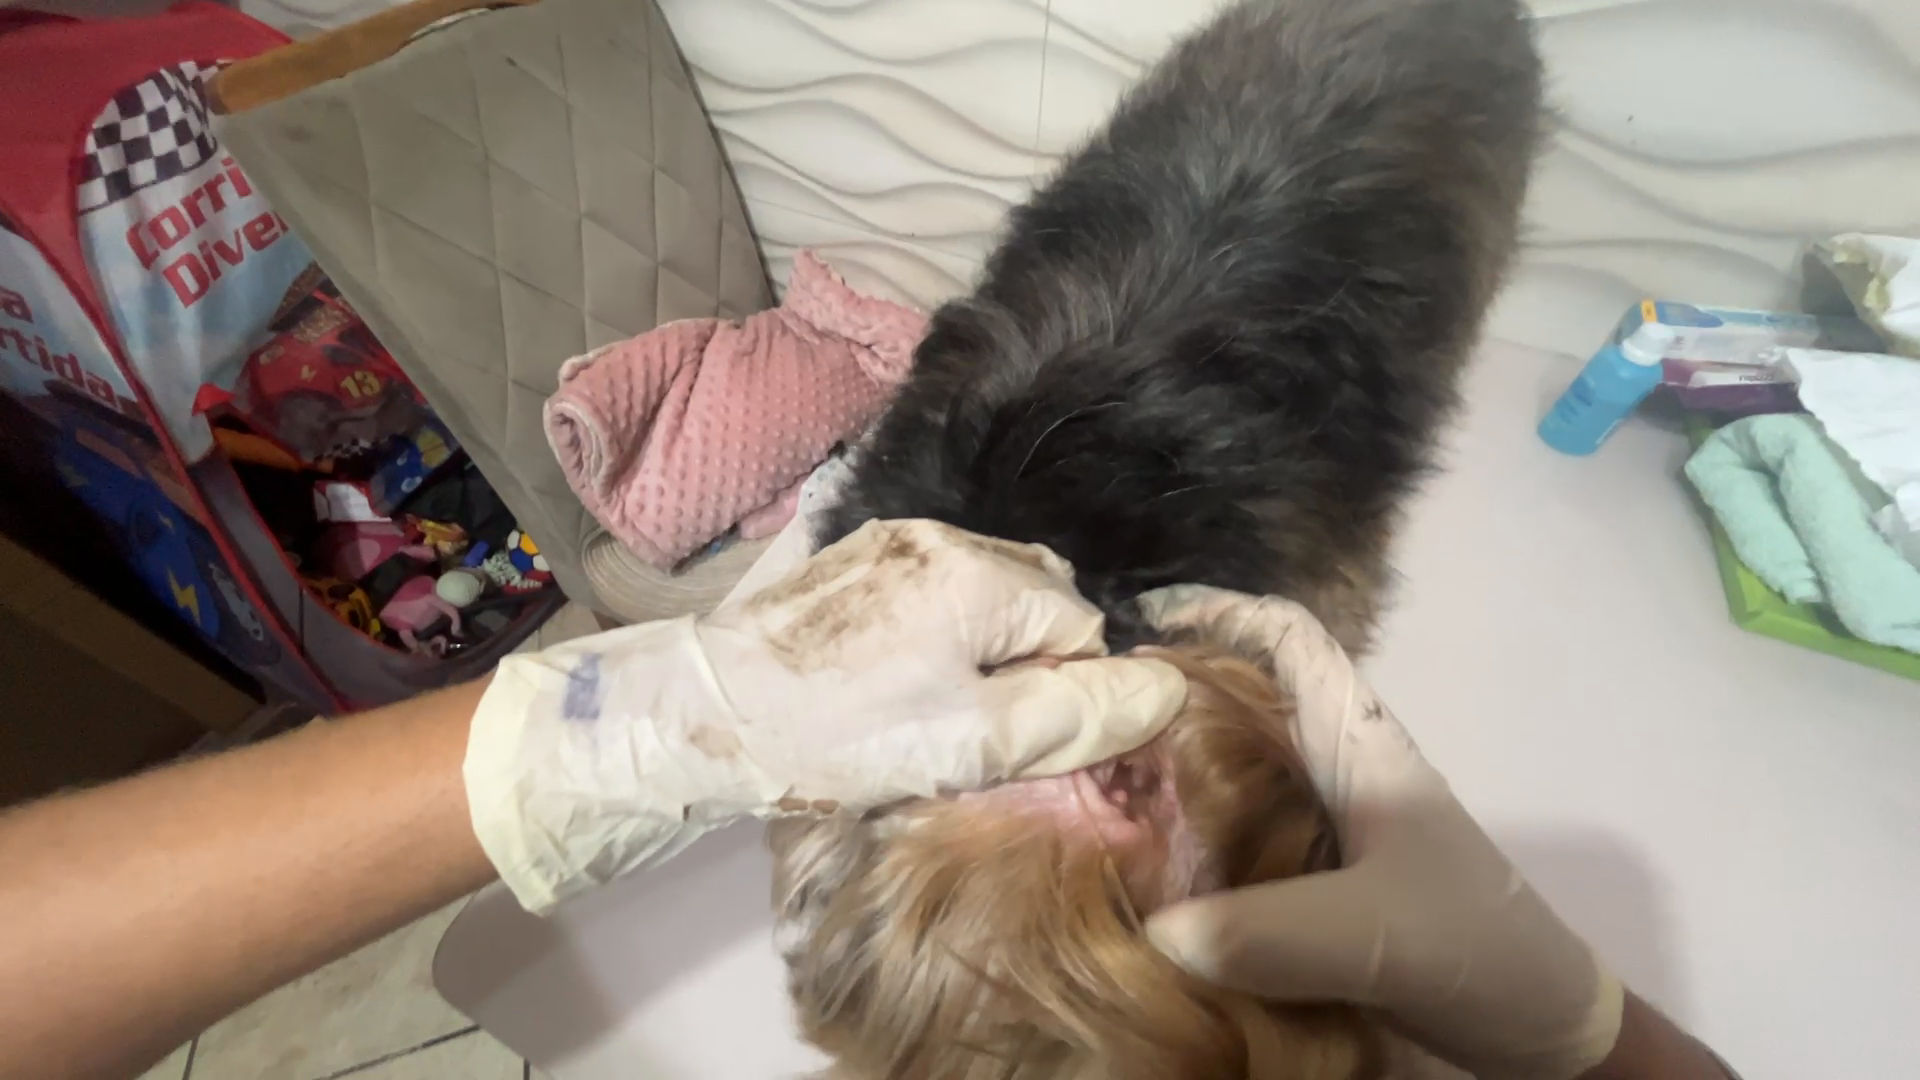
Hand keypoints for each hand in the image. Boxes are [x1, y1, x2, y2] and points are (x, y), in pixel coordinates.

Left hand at [467, 519, 1186, 912]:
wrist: (709, 708)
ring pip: (989, 587)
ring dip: (986, 638)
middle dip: (1026, 656)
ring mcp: (894, 537)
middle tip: (969, 714)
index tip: (1000, 727)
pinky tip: (899, 663)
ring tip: (932, 692)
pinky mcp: (859, 554)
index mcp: (979, 572)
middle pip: (1037, 595)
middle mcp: (943, 535)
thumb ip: (1077, 714)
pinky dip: (944, 621)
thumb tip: (1164, 688)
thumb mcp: (974, 742)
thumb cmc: (845, 732)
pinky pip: (938, 580)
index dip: (1056, 685)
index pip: (1078, 625)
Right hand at [1136, 585, 1624, 1079]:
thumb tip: (1155, 931)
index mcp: (1354, 741)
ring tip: (1109, 769)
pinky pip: (1232, 813)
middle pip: (1243, 689)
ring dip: (1173, 751)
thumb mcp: (1375, 936)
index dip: (1223, 610)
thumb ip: (1268, 933)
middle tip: (1104, 712)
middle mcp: (1329, 760)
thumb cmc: (1476, 951)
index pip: (1290, 637)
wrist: (1546, 1030)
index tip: (1150, 623)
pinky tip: (1148, 838)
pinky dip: (1187, 813)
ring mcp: (1318, 809)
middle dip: (1174, 685)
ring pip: (1232, 751)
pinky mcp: (1309, 858)